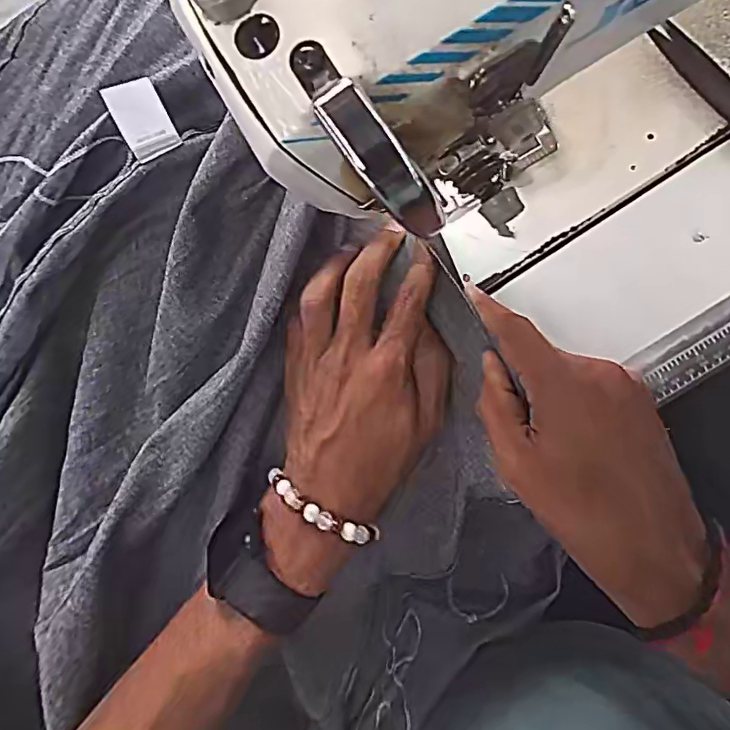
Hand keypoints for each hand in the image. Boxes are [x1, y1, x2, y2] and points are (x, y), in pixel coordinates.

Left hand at [265, 228, 450, 595]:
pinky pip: (298, 318)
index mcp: (386, 369)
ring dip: (337, 263)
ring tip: (352, 250)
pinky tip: (322, 286)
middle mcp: (348, 356)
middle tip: (389, 235)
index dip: (418, 272)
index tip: (424, 255)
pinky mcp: (296, 365)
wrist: (327, 493)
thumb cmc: (377, 463)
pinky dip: (311, 295)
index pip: (406, 303)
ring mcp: (317, 358)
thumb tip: (429, 327)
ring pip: (320, 294)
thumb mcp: (426, 422)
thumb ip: (432, 368)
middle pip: (360, 285)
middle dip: (377, 250)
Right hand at [468, 287, 708, 628]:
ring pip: (567, 373)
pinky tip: (582, 450)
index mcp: (564, 385)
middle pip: (542, 357)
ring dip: (553, 397)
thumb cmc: (591, 517)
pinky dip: (577, 405)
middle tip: (524, 433)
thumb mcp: (517, 464)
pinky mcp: (640, 399)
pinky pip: (593, 386)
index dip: (491, 309)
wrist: (657, 551)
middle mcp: (599, 375)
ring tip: (562, 452)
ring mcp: (624, 386)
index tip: (476, 294)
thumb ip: (495, 404)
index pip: (517, 331)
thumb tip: (492, 369)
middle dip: (524, 382)